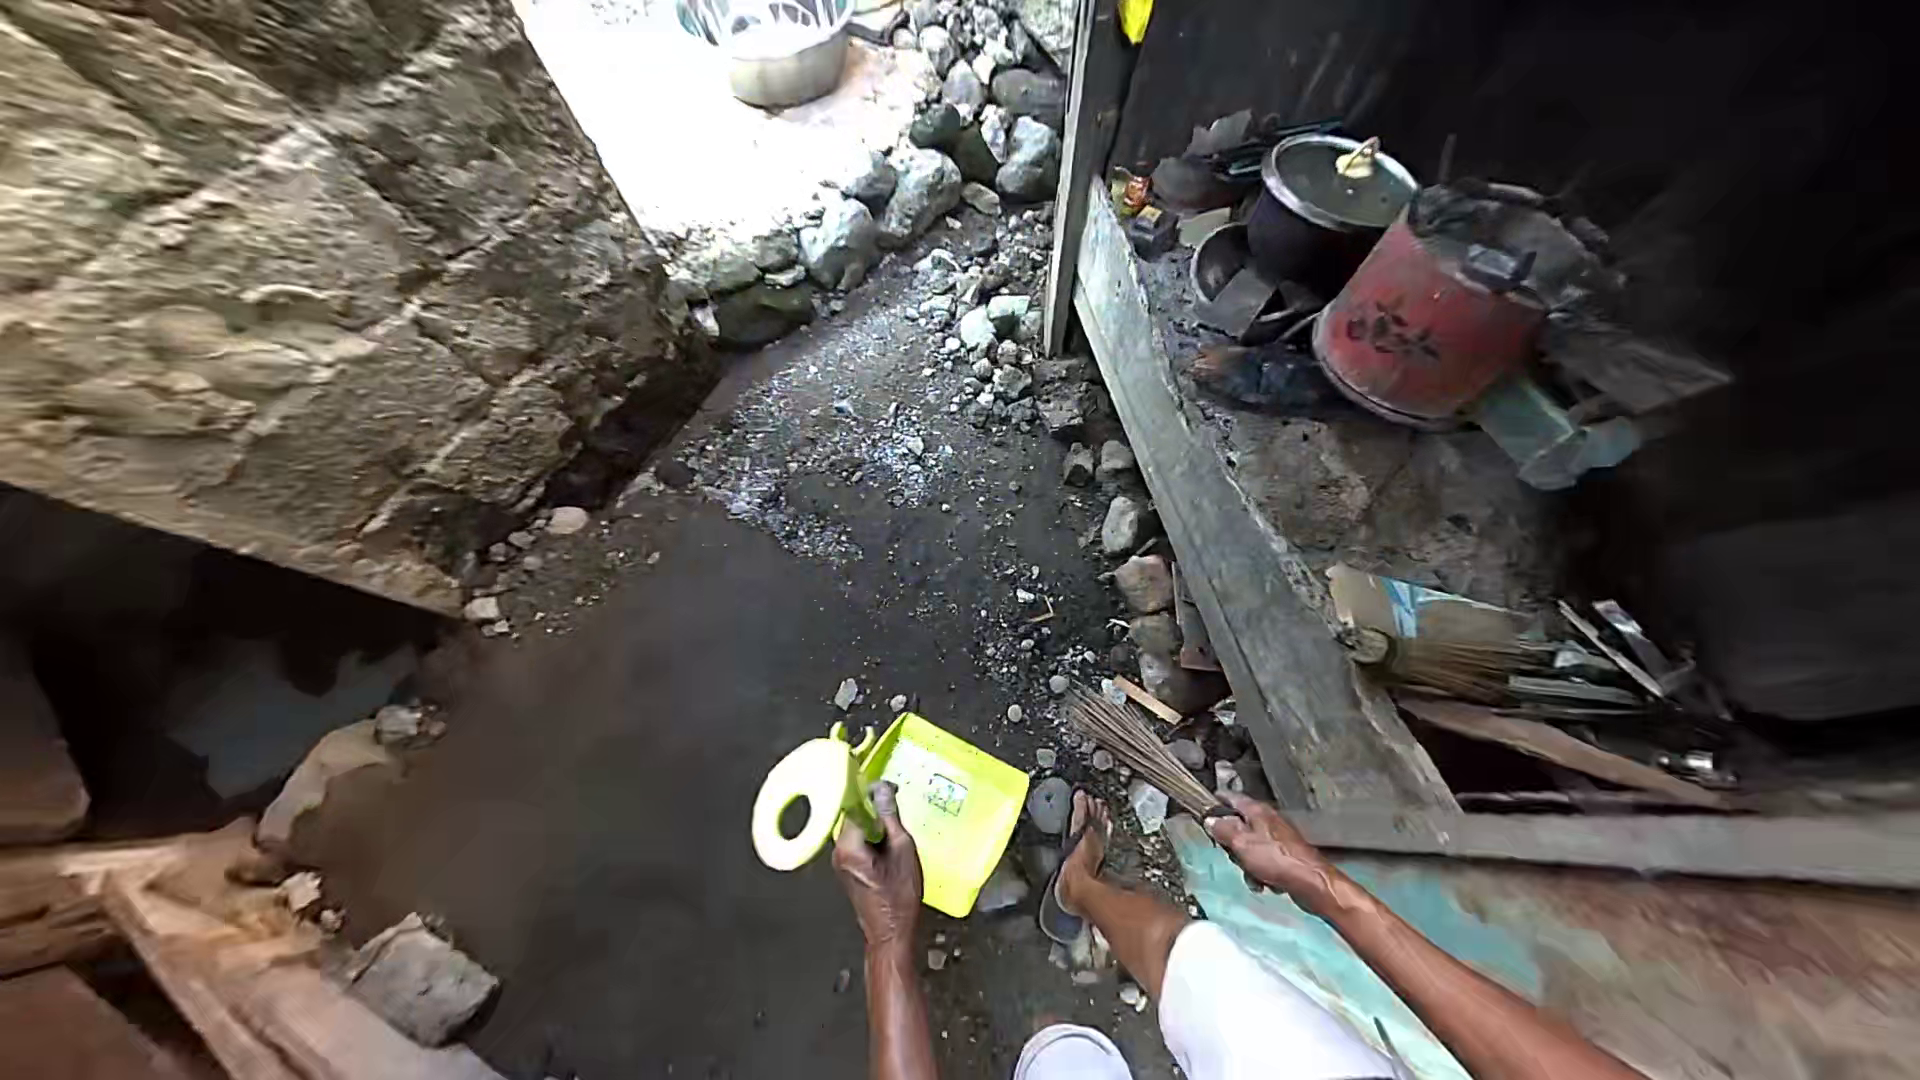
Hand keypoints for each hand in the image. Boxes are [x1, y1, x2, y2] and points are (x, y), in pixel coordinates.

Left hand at [832, 781, 922, 950]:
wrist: (891, 934)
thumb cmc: (899, 895)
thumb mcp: (902, 849)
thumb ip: (890, 816)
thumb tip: (882, 788)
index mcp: (847, 846)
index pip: (854, 805)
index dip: (872, 793)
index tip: (890, 788)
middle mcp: (837, 851)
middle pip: (854, 815)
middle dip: (875, 808)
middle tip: (897, 804)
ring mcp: (840, 860)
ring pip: (857, 827)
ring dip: (875, 822)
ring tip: (896, 824)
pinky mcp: (847, 867)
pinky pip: (857, 840)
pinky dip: (872, 835)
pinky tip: (889, 840)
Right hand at [1204, 792, 1345, 914]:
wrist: (1313, 885)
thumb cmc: (1277, 860)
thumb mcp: (1240, 843)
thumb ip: (1221, 830)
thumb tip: (1209, 820)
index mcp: (1256, 810)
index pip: (1228, 797)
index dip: (1214, 804)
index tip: (1204, 814)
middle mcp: (1267, 819)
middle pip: (1237, 825)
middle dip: (1231, 843)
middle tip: (1232, 854)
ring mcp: (1278, 838)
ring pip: (1249, 846)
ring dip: (1246, 862)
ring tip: (1252, 875)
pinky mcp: (1286, 855)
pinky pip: (1263, 860)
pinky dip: (1261, 872)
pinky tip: (1264, 882)